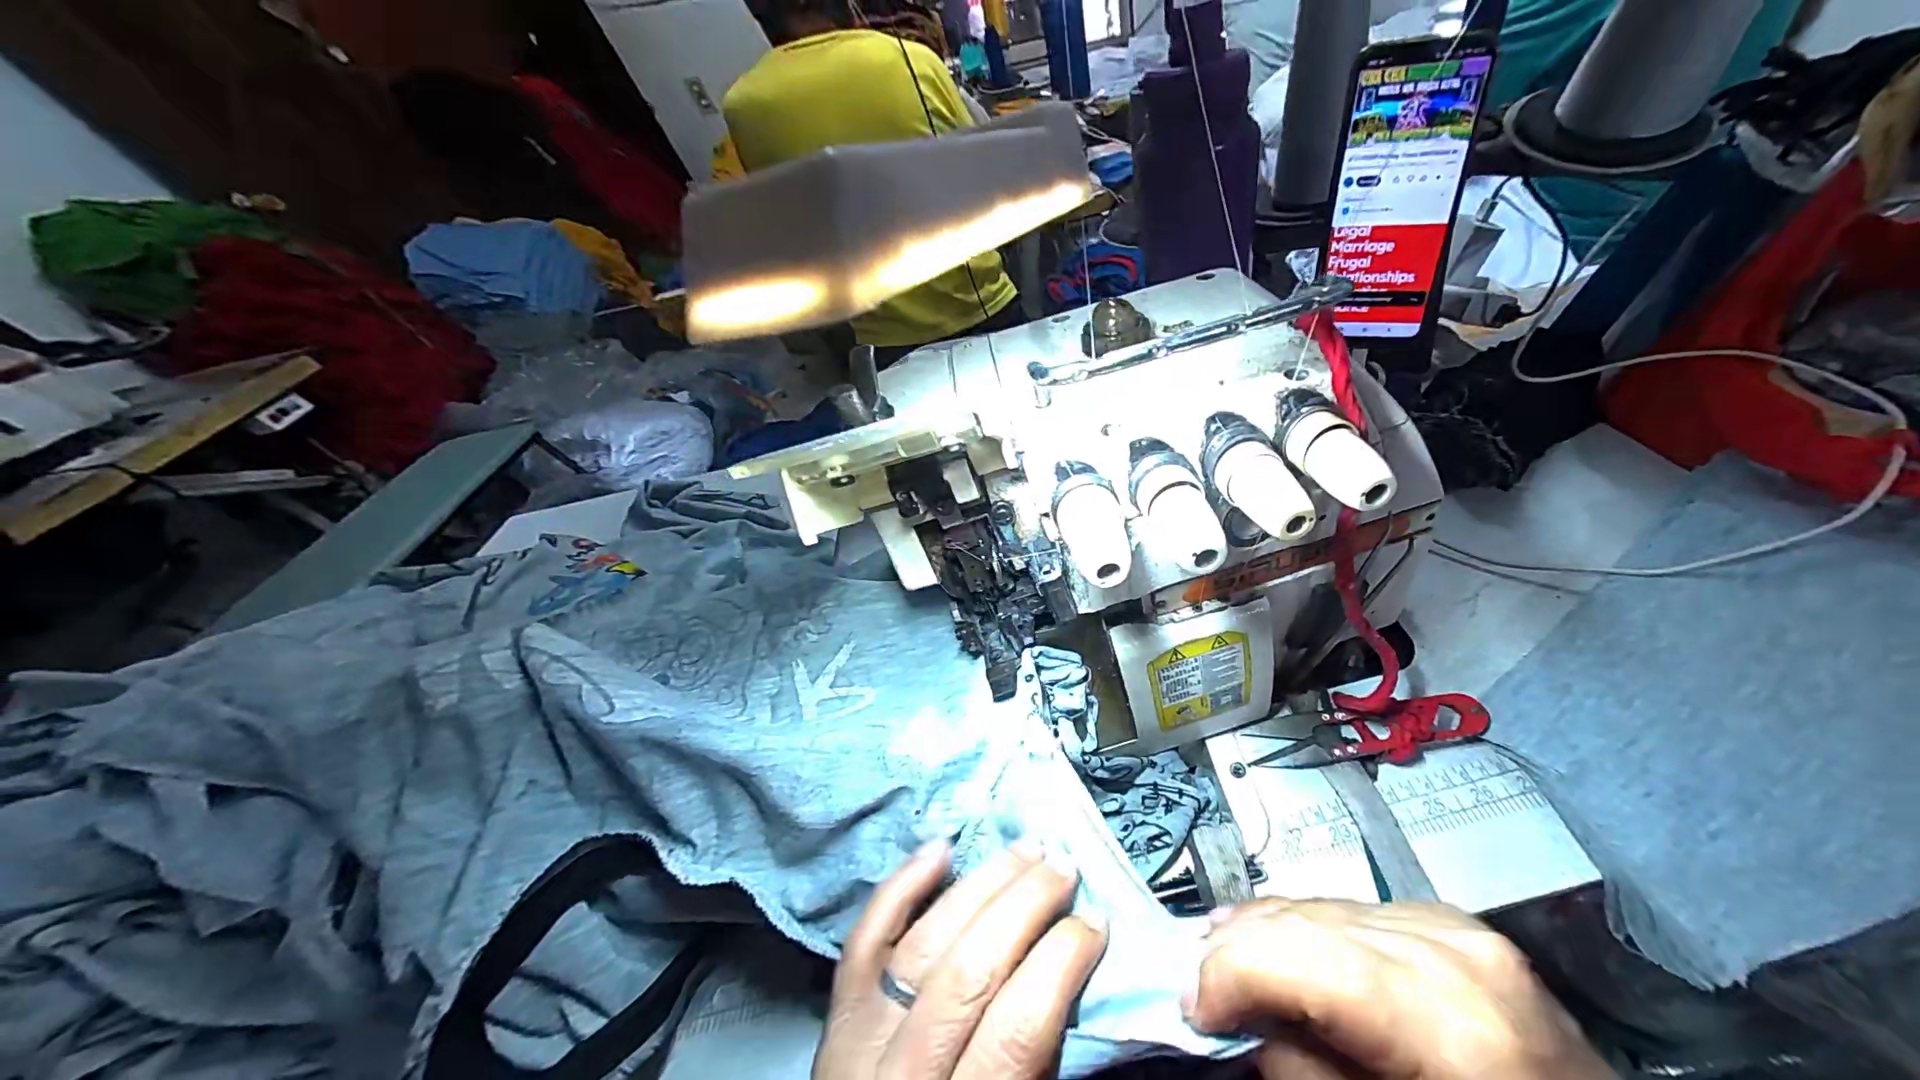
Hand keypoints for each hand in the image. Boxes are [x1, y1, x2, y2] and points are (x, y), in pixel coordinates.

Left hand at [814, 839, 1109, 1079]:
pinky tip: (940, 851)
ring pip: (923, 943)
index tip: (1094, 925)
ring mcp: (857, 1037)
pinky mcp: (836, 1013)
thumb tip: (1077, 983)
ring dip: (979, 886)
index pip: (1014, 1030)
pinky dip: (901, 888)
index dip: (1058, 966)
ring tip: (1024, 849)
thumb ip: (1040, 1070)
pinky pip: (866, 939)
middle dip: (1024, 908)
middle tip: (1065, 867)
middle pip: (967, 971)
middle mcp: (898, 1072)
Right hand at [1186, 899, 1611, 1079]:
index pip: (1292, 953)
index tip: (1192, 1012)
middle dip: (1235, 952)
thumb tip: (1242, 1021)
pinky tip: (1285, 940)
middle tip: (1199, 991)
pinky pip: (1355, 908)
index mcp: (1444, 1017)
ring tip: (1225, 958)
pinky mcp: (1459, 924)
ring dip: (1264, 931)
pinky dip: (1308, 923)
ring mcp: (1459, 928)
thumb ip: (1303, 1068)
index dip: (1225, 975)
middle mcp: (1450, 949)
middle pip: (1300, 919)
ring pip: (1319, 903)